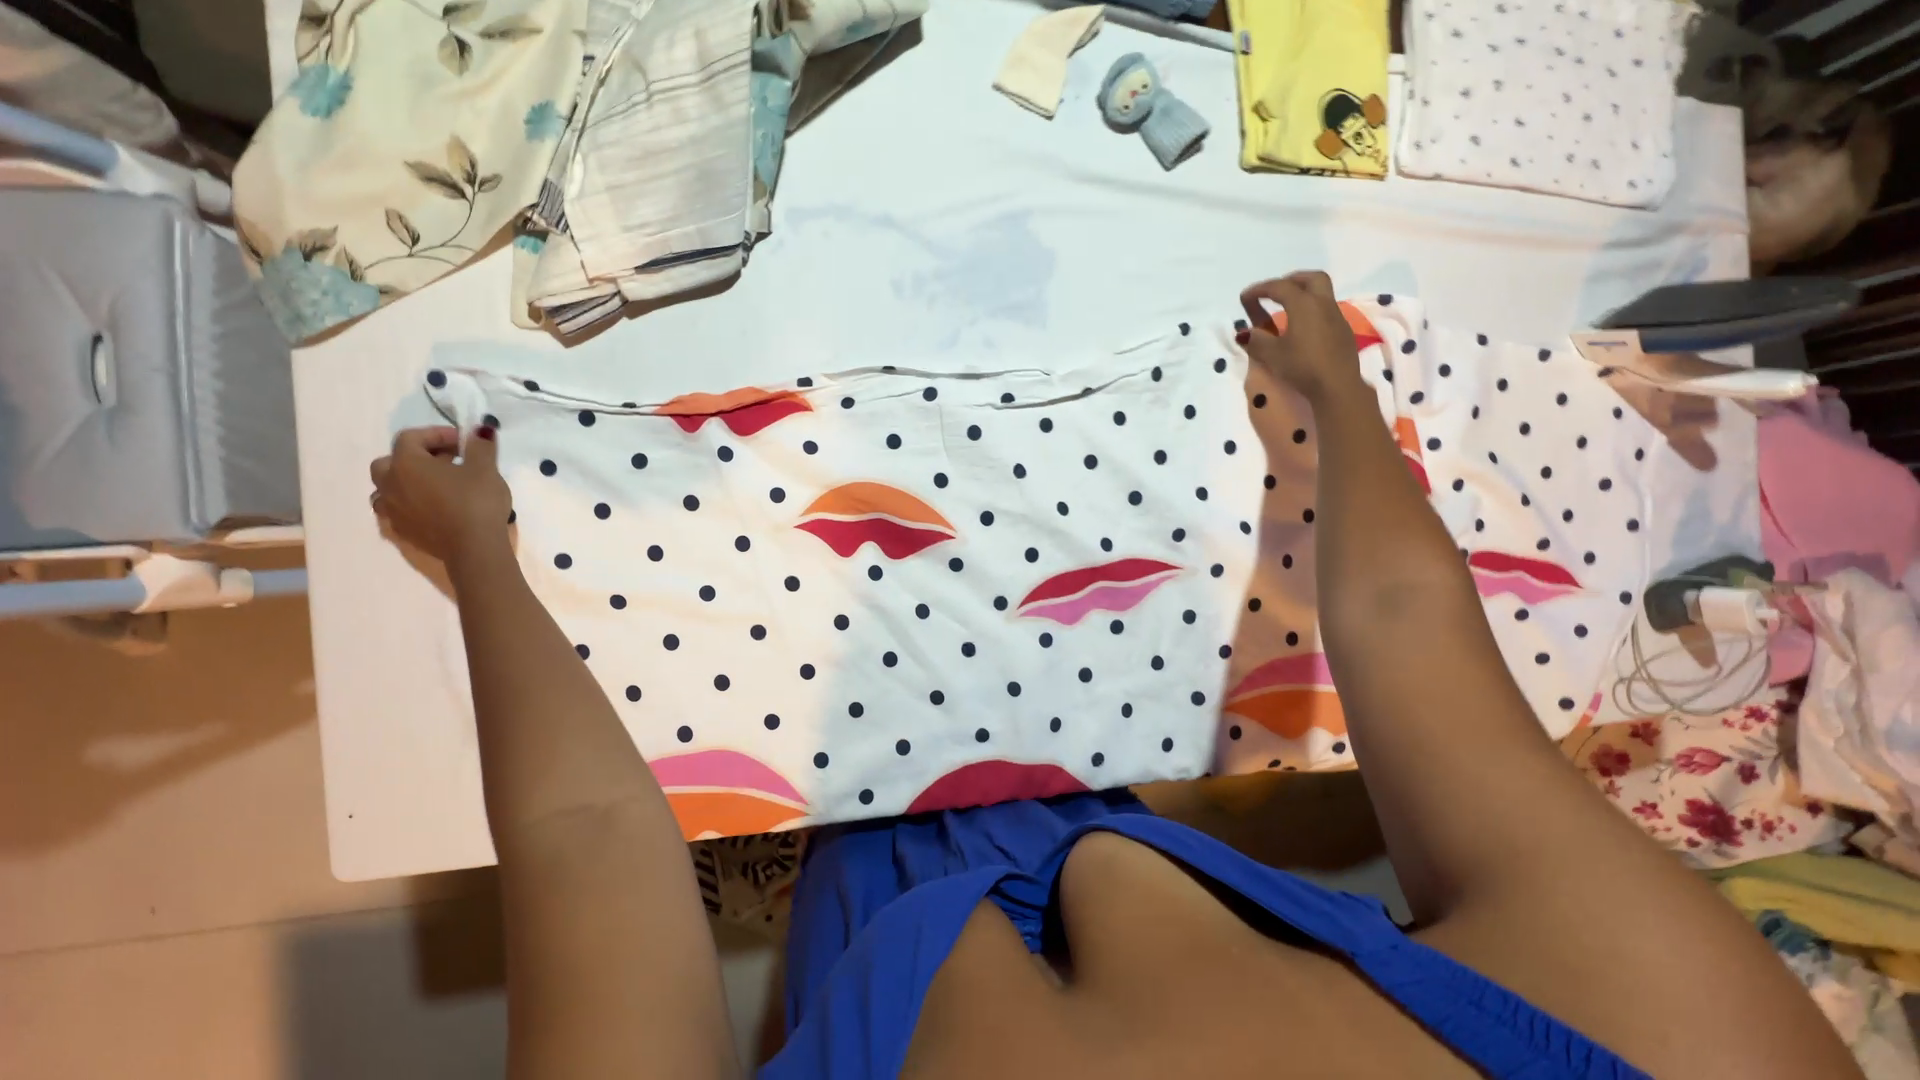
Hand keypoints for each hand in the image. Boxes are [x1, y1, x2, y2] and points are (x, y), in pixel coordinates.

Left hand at [369, 425, 511, 567]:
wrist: (474, 549)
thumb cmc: (476, 502)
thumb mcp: (485, 468)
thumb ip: (480, 446)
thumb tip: (481, 430)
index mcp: (406, 463)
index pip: (411, 437)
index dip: (437, 434)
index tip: (463, 441)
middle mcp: (390, 484)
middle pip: (389, 462)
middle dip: (415, 457)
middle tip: (445, 462)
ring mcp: (393, 510)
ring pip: (387, 488)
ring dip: (406, 482)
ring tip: (435, 487)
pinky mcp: (403, 531)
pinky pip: (398, 510)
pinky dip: (411, 504)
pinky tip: (435, 509)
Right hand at [1237, 272, 1365, 403]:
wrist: (1338, 386)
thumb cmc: (1302, 366)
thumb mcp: (1272, 355)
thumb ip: (1256, 340)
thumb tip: (1244, 333)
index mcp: (1303, 304)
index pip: (1278, 287)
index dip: (1259, 289)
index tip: (1244, 297)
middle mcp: (1323, 303)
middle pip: (1311, 278)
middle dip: (1291, 280)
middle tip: (1275, 291)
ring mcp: (1337, 316)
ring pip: (1322, 293)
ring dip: (1304, 294)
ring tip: (1287, 310)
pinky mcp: (1343, 331)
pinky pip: (1326, 310)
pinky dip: (1312, 311)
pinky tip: (1303, 328)